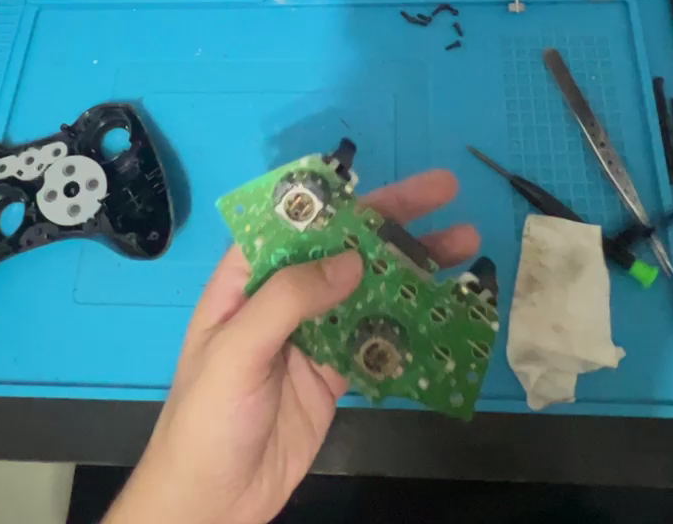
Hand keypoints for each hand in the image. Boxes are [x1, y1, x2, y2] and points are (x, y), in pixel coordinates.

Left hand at [106, 170, 480, 523]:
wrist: (211, 503)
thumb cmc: (207, 416)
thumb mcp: (236, 350)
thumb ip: (290, 298)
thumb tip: (352, 258)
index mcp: (250, 275)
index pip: (299, 219)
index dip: (344, 195)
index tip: (387, 179)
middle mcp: (286, 292)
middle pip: (345, 244)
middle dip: (395, 218)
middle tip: (446, 192)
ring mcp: (315, 330)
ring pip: (370, 285)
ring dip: (415, 265)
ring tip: (465, 245)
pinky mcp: (336, 370)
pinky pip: (379, 336)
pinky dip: (413, 322)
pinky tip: (448, 309)